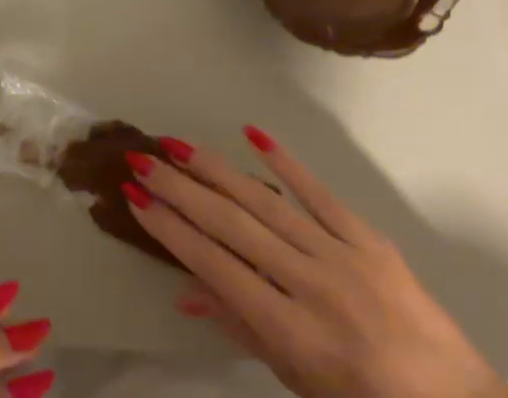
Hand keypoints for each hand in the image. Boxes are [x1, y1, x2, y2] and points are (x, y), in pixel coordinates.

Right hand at [123, 128, 507, 397]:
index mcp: (290, 330)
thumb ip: (239, 326)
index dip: (171, 231)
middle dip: (180, 191)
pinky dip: (285, 162)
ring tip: (179, 145)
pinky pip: (321, 194)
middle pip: (233, 226)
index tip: (136, 200)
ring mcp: (344, 257)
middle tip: (142, 162)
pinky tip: (252, 134)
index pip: (216, 266)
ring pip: (267, 202)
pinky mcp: (371, 239)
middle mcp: (312, 286)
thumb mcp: (294, 377)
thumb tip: (185, 289)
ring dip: (217, 169)